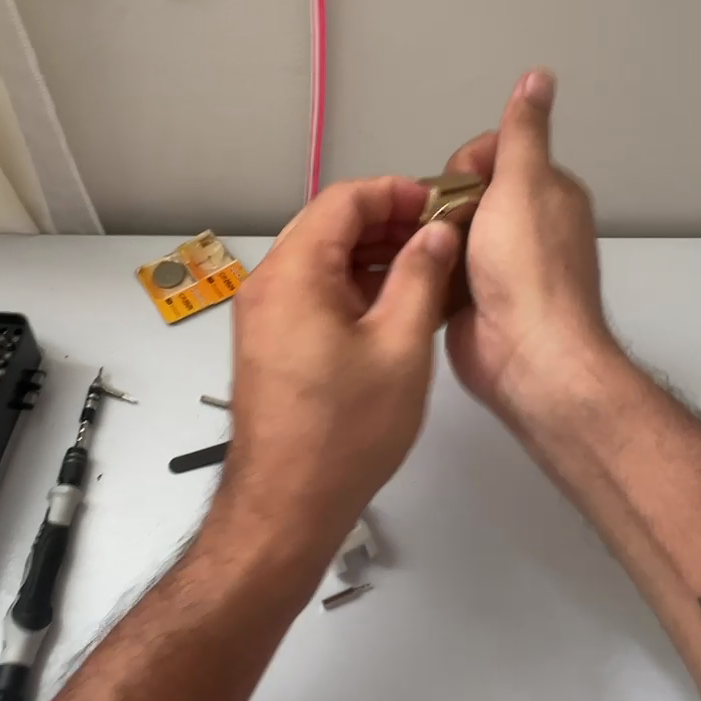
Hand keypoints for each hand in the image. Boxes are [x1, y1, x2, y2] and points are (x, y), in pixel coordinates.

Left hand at [222, 177, 461, 535]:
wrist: (286, 507)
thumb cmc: (343, 433)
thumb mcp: (400, 346)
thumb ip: (421, 276)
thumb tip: (436, 233)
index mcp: (294, 273)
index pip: (343, 200)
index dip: (394, 193)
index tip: (436, 205)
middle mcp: (268, 283)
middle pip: (327, 224)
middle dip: (385, 221)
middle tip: (436, 235)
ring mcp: (263, 313)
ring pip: (320, 256)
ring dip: (370, 253)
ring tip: (422, 266)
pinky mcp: (269, 339)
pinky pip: (312, 290)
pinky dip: (351, 283)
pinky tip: (392, 301)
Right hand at [441, 70, 619, 424]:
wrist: (525, 357)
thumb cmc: (527, 268)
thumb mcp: (523, 183)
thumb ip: (523, 131)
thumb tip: (540, 76)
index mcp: (547, 192)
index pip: (491, 154)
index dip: (466, 167)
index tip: (461, 190)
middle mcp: (527, 225)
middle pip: (464, 193)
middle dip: (442, 205)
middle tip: (445, 231)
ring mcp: (500, 265)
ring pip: (448, 232)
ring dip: (431, 238)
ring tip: (427, 256)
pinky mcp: (476, 297)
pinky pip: (442, 268)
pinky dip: (428, 268)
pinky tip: (417, 276)